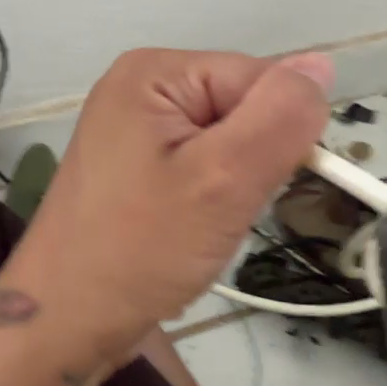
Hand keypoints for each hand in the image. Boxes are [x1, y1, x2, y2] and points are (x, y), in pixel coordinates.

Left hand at [0, 48, 332, 366]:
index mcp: (153, 72)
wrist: (65, 321)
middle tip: (217, 212)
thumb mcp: (223, 178)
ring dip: (231, 189)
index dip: (275, 137)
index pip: (261, 80)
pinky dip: (208, 202)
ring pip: (225, 146)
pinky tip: (184, 232)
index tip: (250, 189)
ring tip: (197, 226)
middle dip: (249, 165)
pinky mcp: (132, 170)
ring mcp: (131, 132)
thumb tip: (321, 64)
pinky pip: (198, 170)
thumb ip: (280, 116)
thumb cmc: (138, 249)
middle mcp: (138, 89)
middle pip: (242, 109)